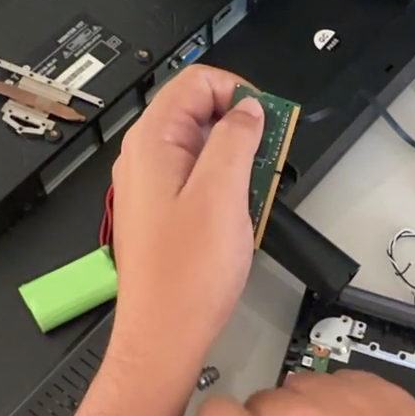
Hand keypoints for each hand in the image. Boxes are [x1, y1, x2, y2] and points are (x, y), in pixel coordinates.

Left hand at [109, 64, 264, 373]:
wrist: (165, 333)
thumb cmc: (185, 278)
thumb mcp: (223, 194)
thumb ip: (236, 140)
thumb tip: (248, 109)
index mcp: (152, 144)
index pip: (195, 82)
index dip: (237, 92)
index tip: (268, 118)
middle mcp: (145, 161)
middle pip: (198, 112)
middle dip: (241, 127)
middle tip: (269, 155)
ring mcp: (153, 189)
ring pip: (202, 149)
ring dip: (237, 160)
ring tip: (257, 189)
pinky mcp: (164, 214)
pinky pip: (198, 181)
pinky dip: (225, 186)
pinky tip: (243, 211)